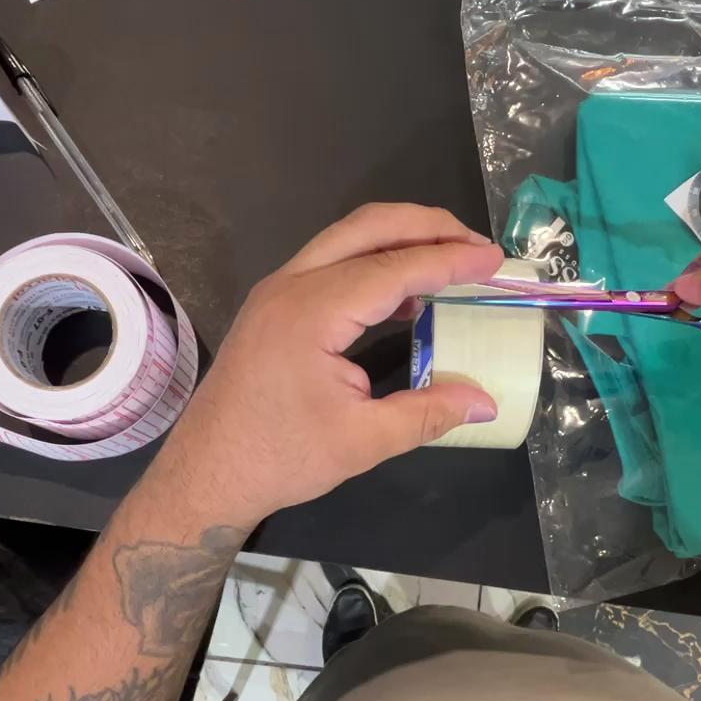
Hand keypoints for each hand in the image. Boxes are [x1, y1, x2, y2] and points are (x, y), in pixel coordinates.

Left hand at [150, 204, 503, 524]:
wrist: (206, 474)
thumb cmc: (279, 459)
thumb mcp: (362, 441)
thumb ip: (428, 414)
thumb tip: (486, 404)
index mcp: (311, 312)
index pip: (394, 268)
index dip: (450, 260)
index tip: (494, 260)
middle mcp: (290, 286)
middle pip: (366, 228)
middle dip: (427, 226)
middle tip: (475, 245)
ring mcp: (276, 293)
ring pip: (345, 240)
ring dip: (399, 240)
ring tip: (449, 260)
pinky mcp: (273, 309)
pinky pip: (329, 266)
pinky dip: (372, 265)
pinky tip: (403, 298)